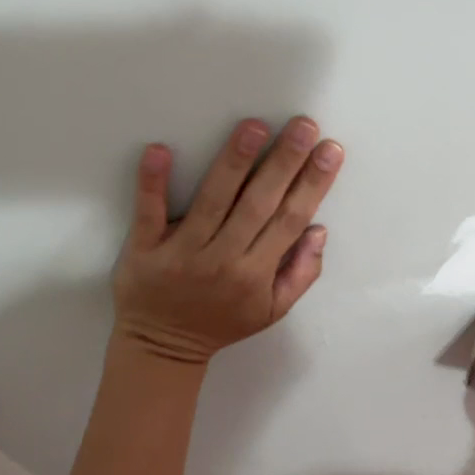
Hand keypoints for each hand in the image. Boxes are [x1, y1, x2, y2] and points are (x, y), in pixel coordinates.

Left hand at [111, 117, 344, 364]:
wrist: (160, 348)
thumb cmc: (221, 323)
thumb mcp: (272, 312)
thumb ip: (301, 273)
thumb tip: (319, 230)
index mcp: (256, 273)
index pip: (290, 220)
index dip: (312, 184)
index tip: (330, 150)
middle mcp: (222, 259)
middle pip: (258, 203)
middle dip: (283, 162)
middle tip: (303, 125)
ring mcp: (182, 253)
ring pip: (212, 201)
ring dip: (233, 162)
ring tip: (253, 126)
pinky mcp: (144, 249)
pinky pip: (149, 212)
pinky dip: (153, 183)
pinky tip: (160, 150)